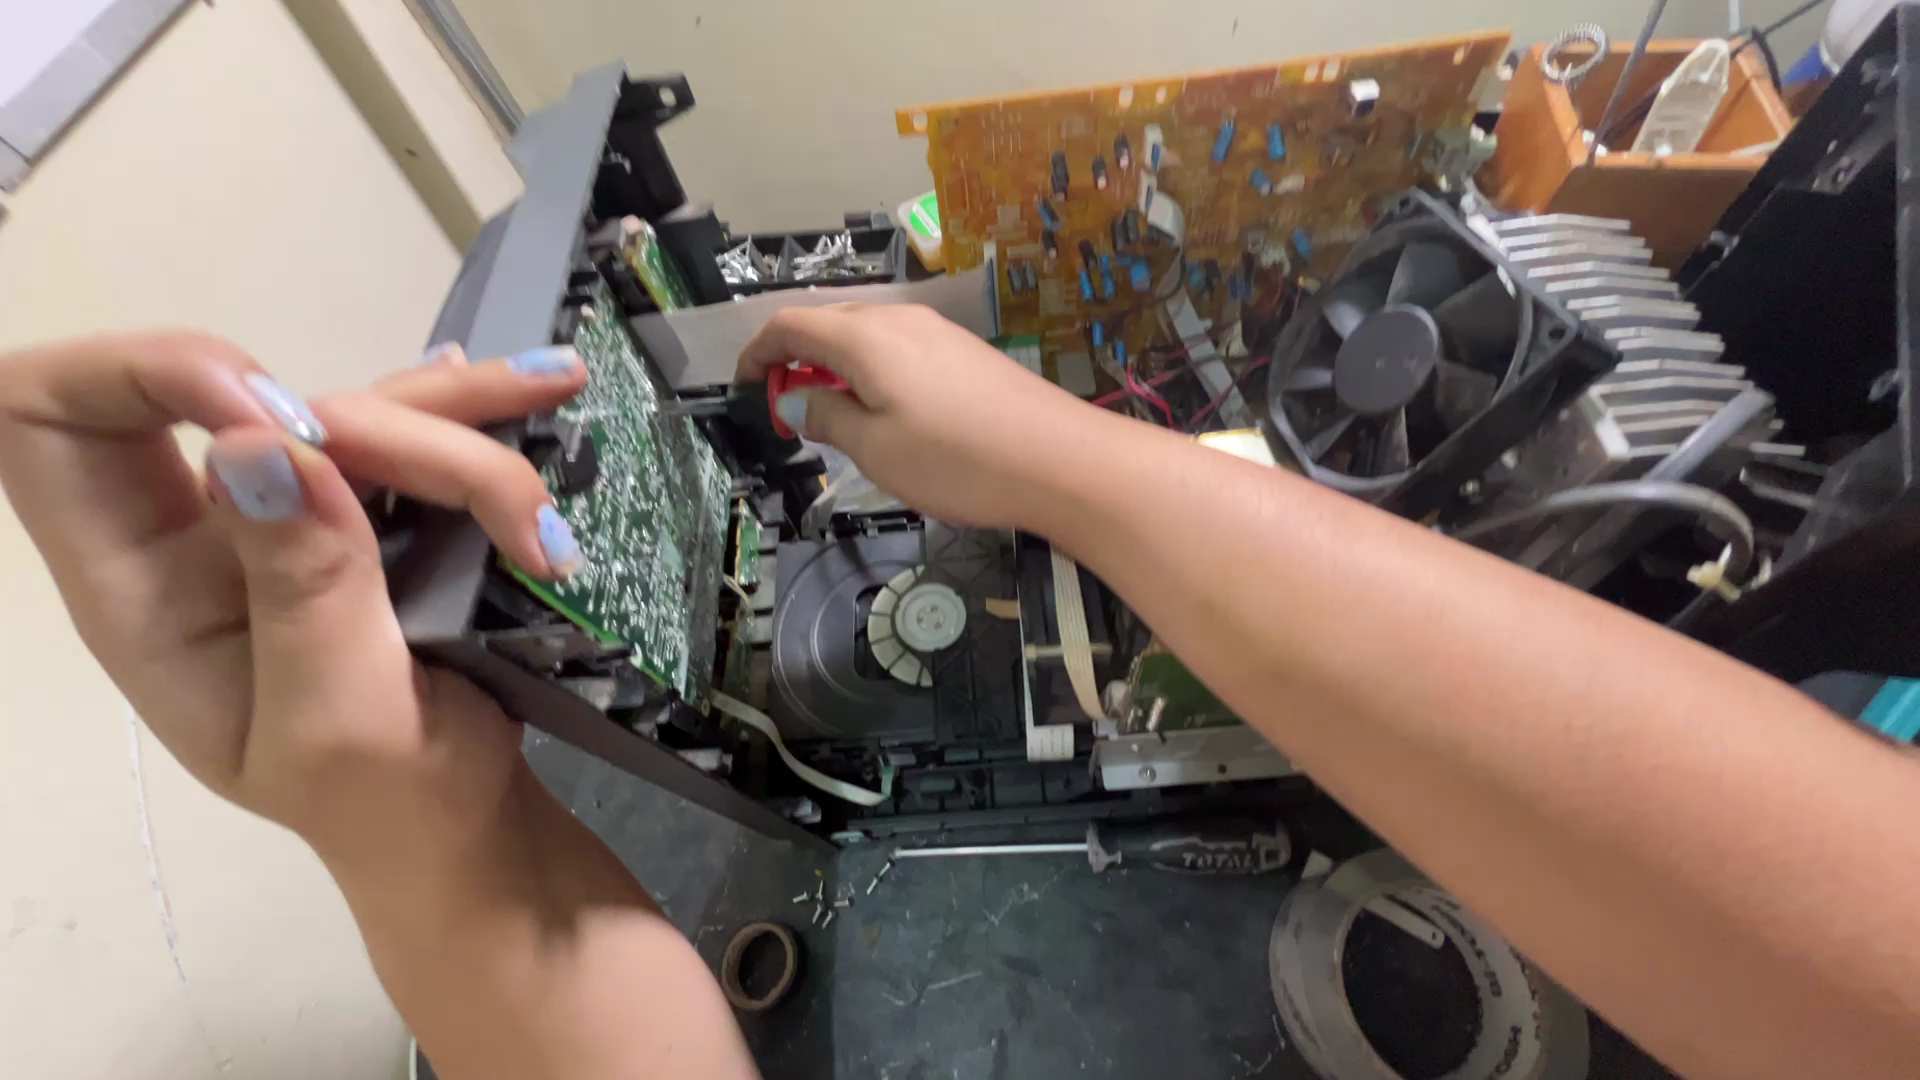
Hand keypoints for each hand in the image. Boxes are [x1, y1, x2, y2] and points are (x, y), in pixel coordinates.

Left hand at [0, 333, 586, 868]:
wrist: (453, 810)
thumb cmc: (382, 791)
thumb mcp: (336, 717)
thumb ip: (303, 592)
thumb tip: (266, 448)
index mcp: (149, 581)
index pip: (56, 420)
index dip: (151, 379)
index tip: (293, 423)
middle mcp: (225, 528)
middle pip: (292, 412)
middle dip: (423, 445)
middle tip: (529, 524)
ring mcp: (316, 517)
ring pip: (379, 410)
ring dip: (476, 408)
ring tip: (566, 386)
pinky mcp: (398, 520)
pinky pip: (428, 434)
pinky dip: (479, 405)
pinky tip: (522, 390)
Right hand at [736, 304, 1105, 528]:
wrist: (1060, 461)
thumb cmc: (959, 460)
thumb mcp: (877, 449)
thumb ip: (828, 418)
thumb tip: (796, 400)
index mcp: (865, 337)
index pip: (789, 324)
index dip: (757, 353)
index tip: (745, 388)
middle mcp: (900, 319)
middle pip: (827, 323)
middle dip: (795, 360)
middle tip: (789, 411)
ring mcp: (938, 332)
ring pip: (866, 337)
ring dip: (835, 368)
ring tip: (834, 416)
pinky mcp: (965, 353)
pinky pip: (900, 350)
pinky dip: (873, 372)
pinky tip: (885, 411)